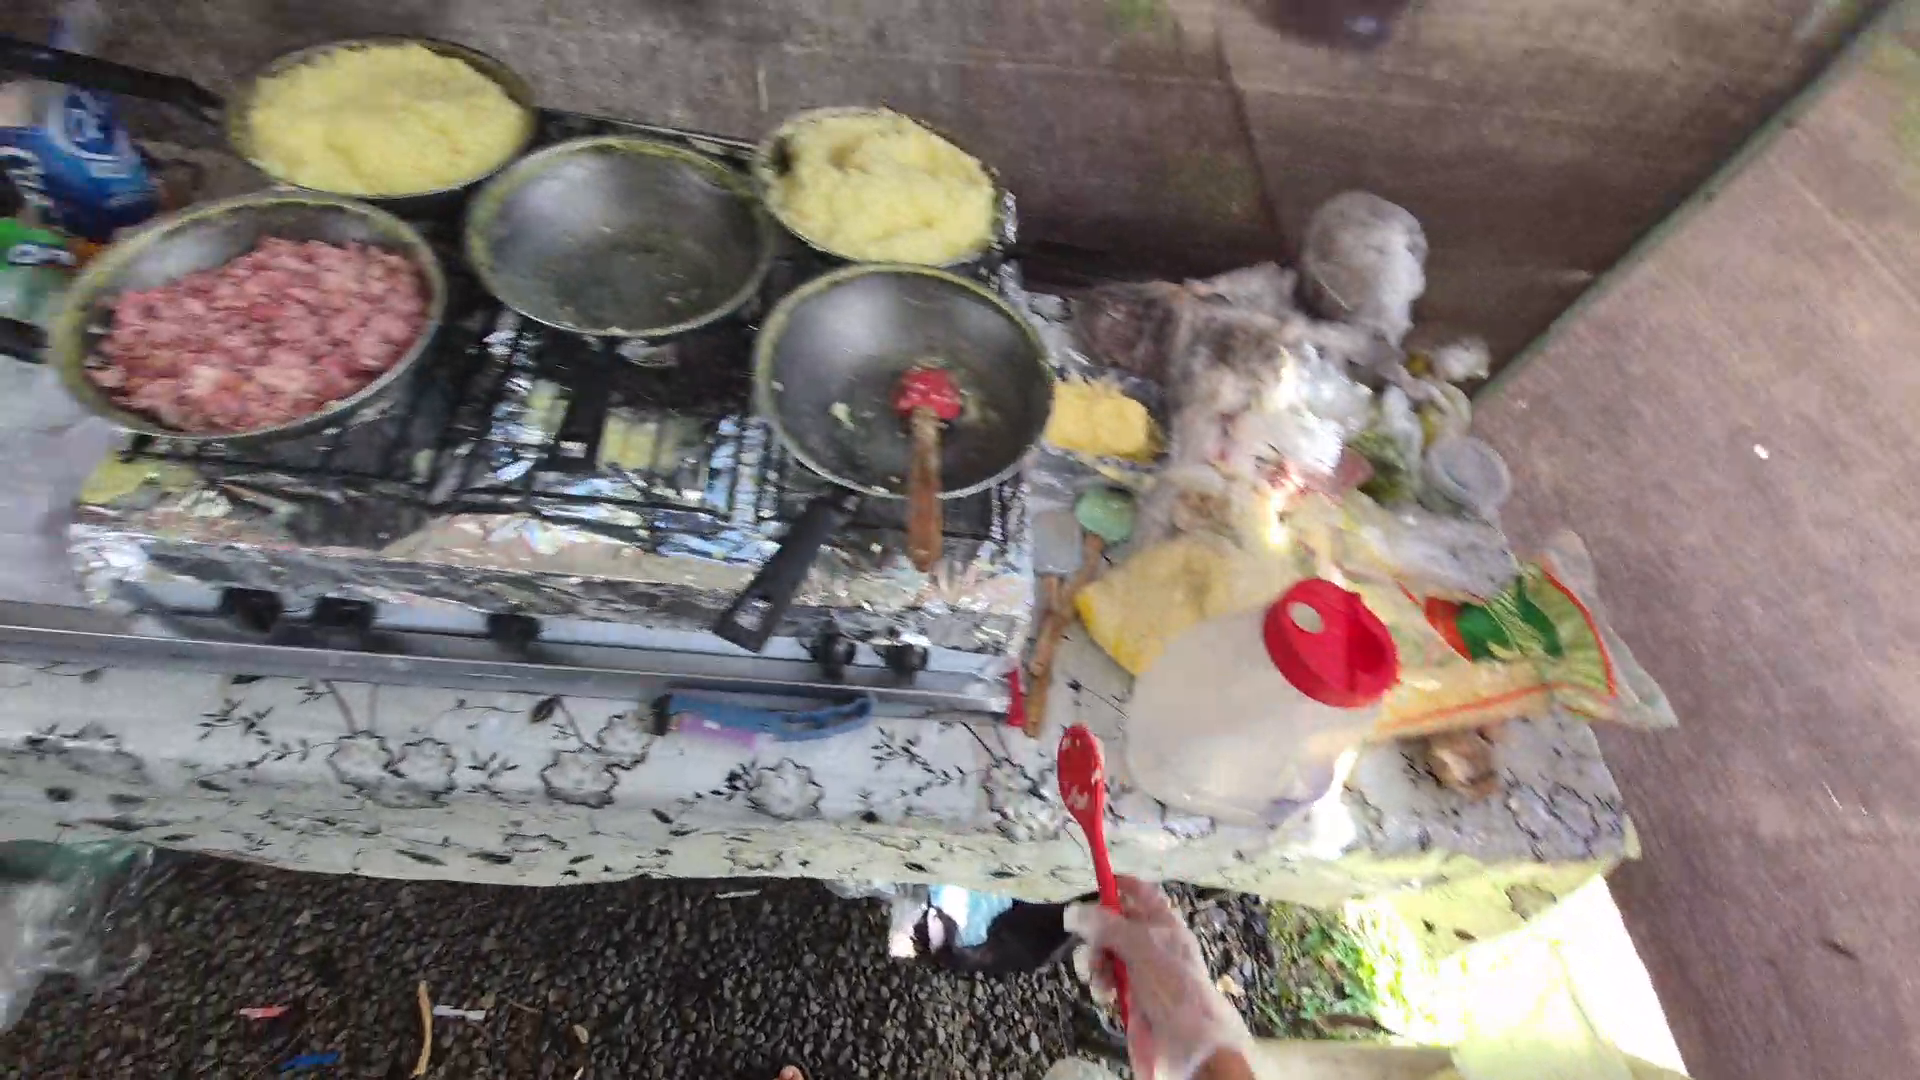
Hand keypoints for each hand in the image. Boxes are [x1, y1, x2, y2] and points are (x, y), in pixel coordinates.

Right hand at [1063, 876, 1254, 1079]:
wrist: (1193, 1048)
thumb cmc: (1172, 986)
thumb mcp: (1139, 946)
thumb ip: (1105, 925)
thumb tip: (1071, 911)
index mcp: (1163, 924)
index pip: (1141, 893)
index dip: (1121, 885)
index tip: (1096, 884)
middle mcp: (1153, 945)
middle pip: (1116, 924)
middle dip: (1097, 932)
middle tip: (1089, 944)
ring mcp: (1143, 973)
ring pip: (1108, 953)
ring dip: (1096, 961)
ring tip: (1097, 977)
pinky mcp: (1133, 998)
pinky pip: (1109, 981)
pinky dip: (1102, 984)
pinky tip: (1104, 994)